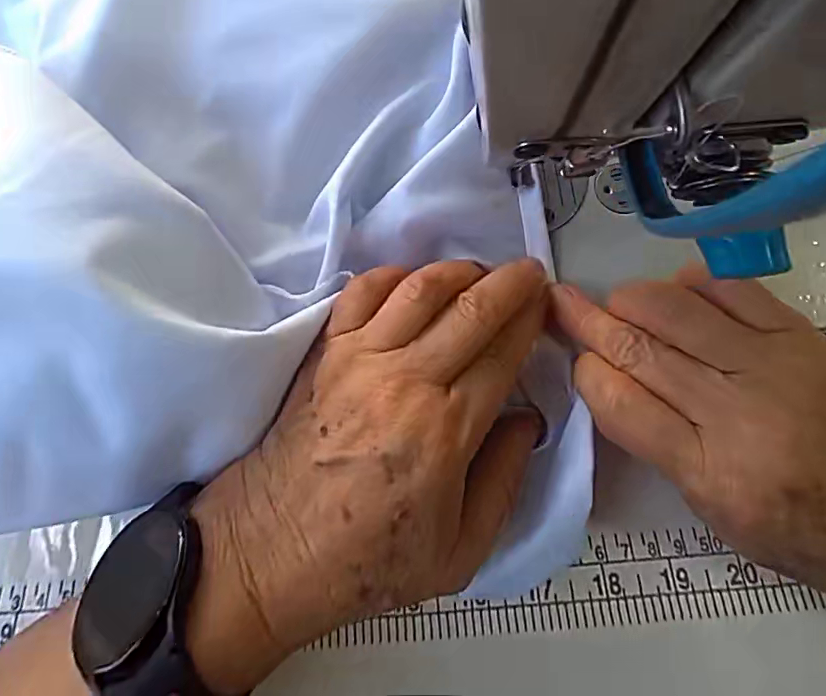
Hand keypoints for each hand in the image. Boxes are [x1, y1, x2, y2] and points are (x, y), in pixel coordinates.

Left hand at [183, 260, 549, 692]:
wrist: (279, 541)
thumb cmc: (370, 556)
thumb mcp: (461, 551)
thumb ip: (504, 481)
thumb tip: (526, 419)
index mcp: (446, 428)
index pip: (501, 353)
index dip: (529, 320)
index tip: (546, 302)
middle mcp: (405, 379)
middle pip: (468, 310)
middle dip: (507, 284)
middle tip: (527, 271)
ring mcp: (360, 357)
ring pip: (417, 290)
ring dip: (454, 270)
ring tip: (477, 271)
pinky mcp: (326, 350)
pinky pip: (360, 294)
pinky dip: (390, 275)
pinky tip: (410, 279)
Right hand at [551, 268, 825, 620]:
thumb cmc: (807, 529)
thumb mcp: (715, 512)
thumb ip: (653, 440)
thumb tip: (600, 371)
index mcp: (716, 474)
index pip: (617, 400)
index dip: (586, 371)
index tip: (574, 358)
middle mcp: (742, 415)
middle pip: (635, 346)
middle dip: (585, 319)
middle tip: (557, 300)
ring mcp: (774, 367)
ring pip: (667, 305)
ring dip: (628, 299)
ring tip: (620, 306)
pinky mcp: (800, 335)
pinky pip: (722, 284)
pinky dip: (686, 283)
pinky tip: (679, 298)